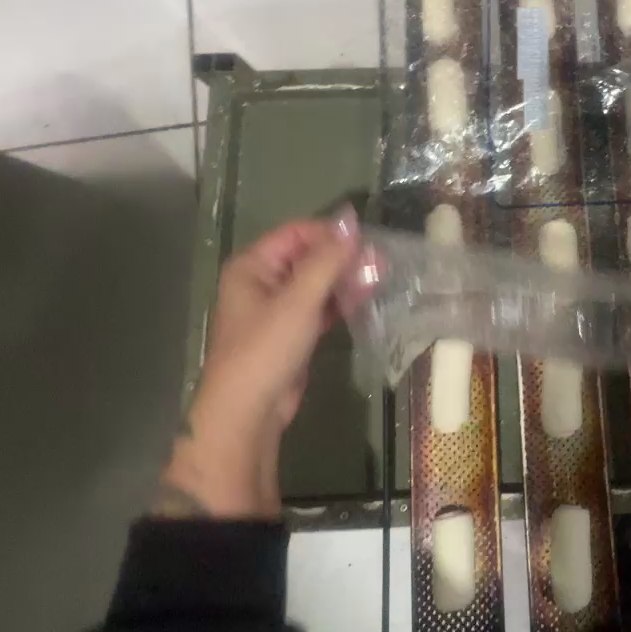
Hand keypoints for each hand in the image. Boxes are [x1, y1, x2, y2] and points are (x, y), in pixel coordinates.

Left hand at [153, 209, 369, 518]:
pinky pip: (321, 306)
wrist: (248, 413)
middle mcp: (263, 281)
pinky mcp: (293, 332)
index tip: (368, 242)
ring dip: (347, 279)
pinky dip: (342, 301)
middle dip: (344, 257)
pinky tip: (367, 299)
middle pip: (310, 256)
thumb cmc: (266, 350)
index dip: (332, 234)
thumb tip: (351, 218)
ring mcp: (278, 309)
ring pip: (318, 282)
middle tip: (381, 263)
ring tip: (381, 279)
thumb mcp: (299, 300)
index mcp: (253, 266)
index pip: (298, 232)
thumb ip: (327, 259)